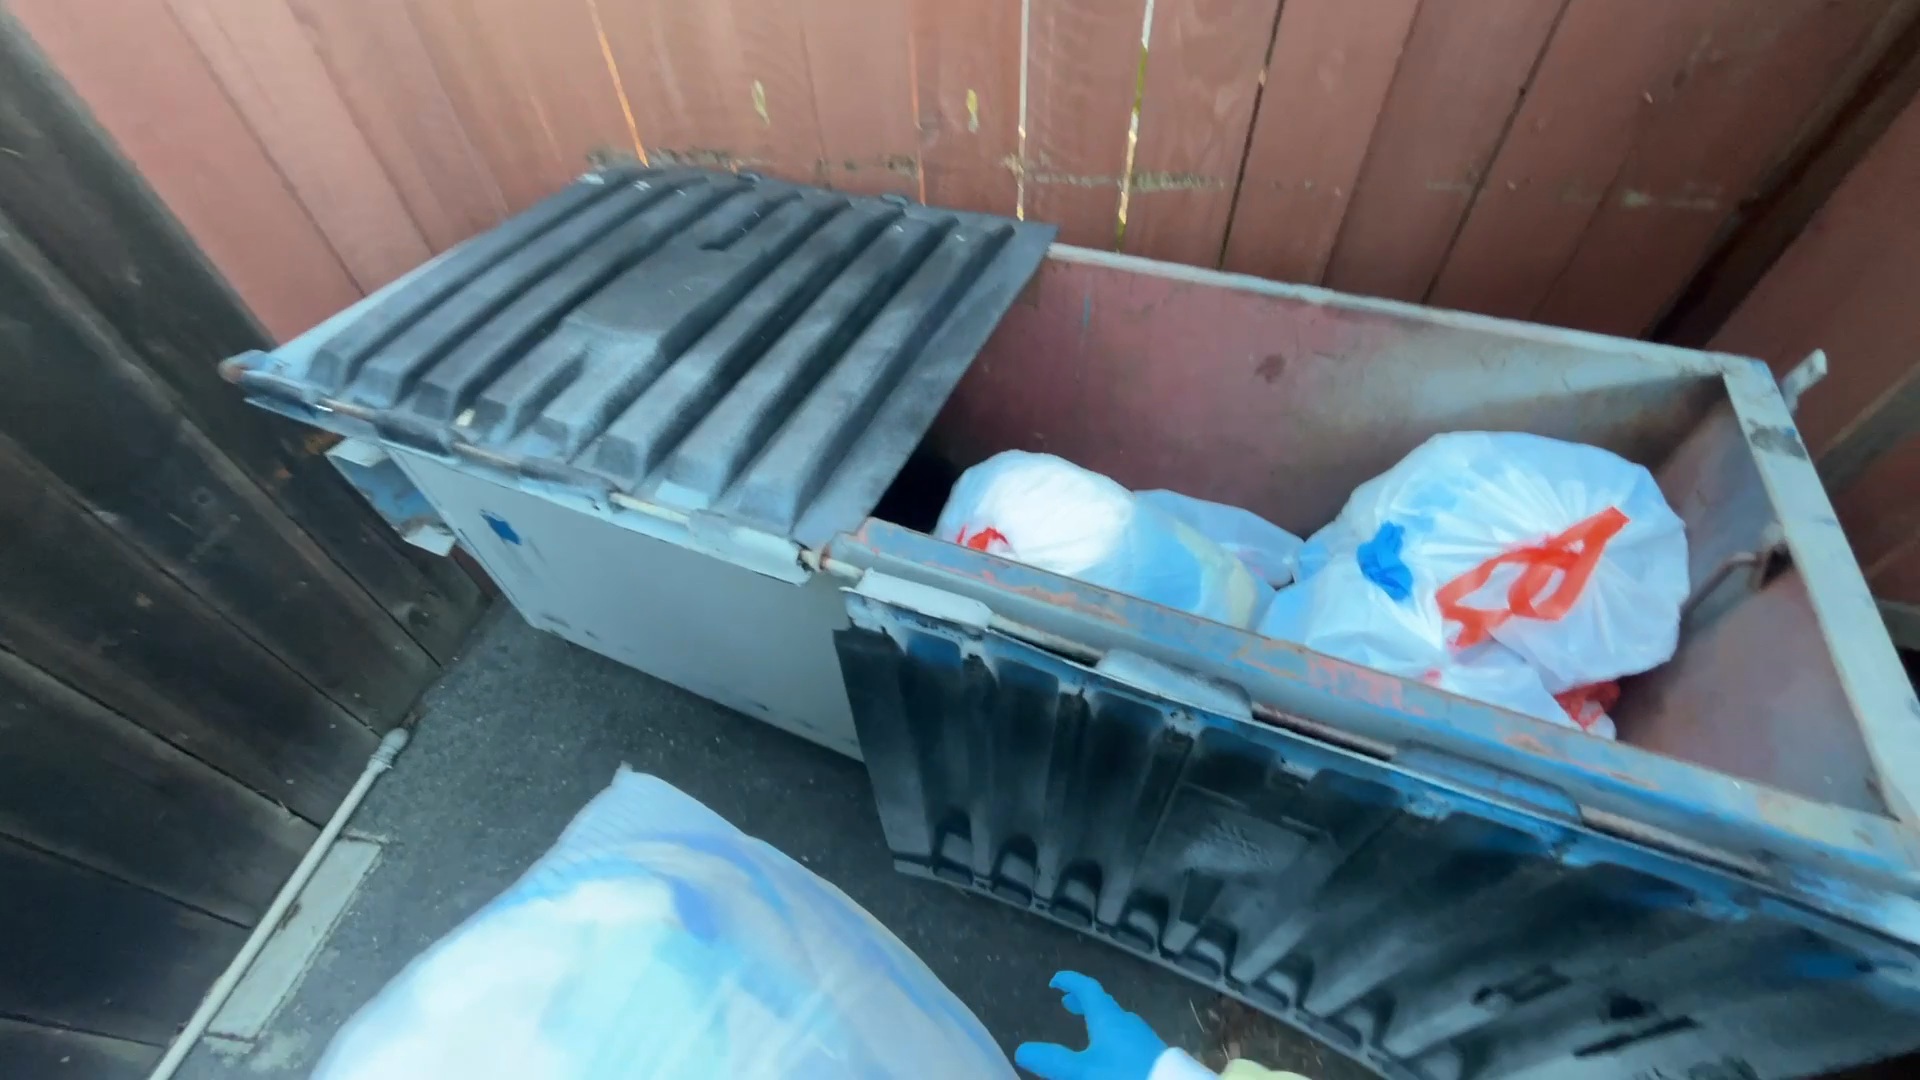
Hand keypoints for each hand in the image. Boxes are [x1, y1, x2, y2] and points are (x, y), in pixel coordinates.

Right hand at [1015, 971, 1168, 1079]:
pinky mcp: (1155, 1056)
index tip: (1055, 981)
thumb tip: (1021, 1050)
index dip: (1070, 981)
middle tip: (1067, 1005)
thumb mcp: (1083, 1073)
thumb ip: (1053, 1062)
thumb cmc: (1123, 1076)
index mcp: (1107, 1017)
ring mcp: (1143, 1038)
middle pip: (1102, 1004)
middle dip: (1083, 1003)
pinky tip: (1111, 1057)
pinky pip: (1127, 1038)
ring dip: (1098, 1022)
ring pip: (1116, 1022)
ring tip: (1087, 1033)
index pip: (1087, 988)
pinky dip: (1112, 1037)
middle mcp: (1126, 1021)